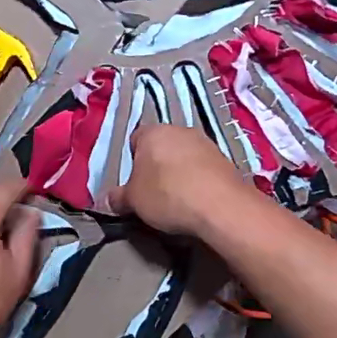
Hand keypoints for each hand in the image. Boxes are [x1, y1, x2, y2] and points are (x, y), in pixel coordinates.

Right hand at [102, 125, 252, 237]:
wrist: (221, 207)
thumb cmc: (167, 195)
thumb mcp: (133, 201)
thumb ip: (118, 197)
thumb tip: (109, 199)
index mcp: (153, 132)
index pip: (135, 140)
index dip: (132, 161)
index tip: (134, 183)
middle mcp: (180, 130)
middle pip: (161, 147)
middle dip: (157, 166)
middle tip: (153, 192)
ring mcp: (207, 143)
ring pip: (184, 157)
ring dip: (180, 173)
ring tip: (178, 200)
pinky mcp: (226, 160)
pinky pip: (204, 169)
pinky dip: (199, 181)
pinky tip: (198, 201)